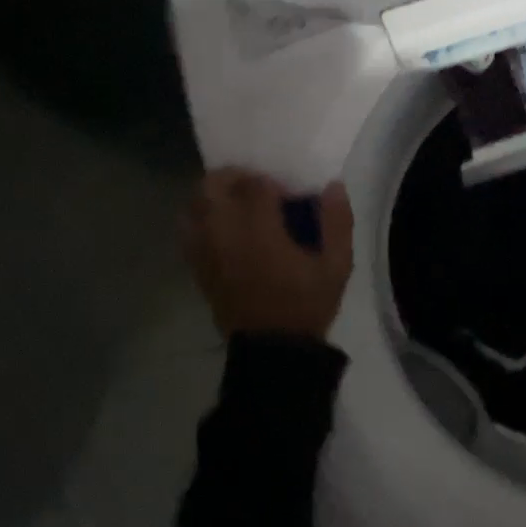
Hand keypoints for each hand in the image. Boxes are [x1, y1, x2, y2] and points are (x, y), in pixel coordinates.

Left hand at [182, 168, 354, 340]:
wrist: (273, 348)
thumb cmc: (307, 304)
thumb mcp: (337, 264)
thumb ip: (337, 222)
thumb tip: (333, 185)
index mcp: (259, 232)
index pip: (256, 185)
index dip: (274, 184)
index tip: (291, 197)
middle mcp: (224, 234)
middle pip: (213, 185)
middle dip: (237, 178)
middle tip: (260, 190)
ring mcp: (204, 250)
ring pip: (195, 203)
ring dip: (216, 196)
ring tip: (240, 206)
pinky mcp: (196, 265)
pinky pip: (188, 229)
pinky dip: (203, 218)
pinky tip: (226, 229)